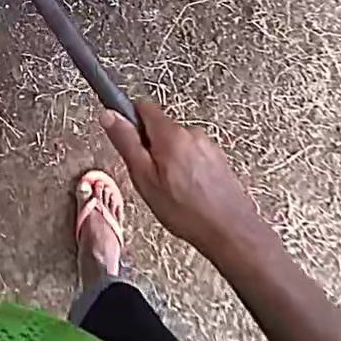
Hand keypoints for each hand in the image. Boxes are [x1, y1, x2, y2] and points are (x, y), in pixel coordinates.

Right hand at [99, 102, 274, 259]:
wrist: (231, 232)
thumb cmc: (187, 211)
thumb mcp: (144, 177)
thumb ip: (126, 142)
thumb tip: (109, 115)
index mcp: (171, 135)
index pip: (143, 108)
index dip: (130, 122)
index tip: (126, 139)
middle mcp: (192, 134)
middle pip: (160, 128)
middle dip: (150, 147)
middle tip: (148, 176)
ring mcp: (208, 147)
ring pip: (176, 144)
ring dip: (168, 159)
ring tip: (170, 189)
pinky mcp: (218, 161)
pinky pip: (192, 156)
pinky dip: (186, 169)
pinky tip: (187, 193)